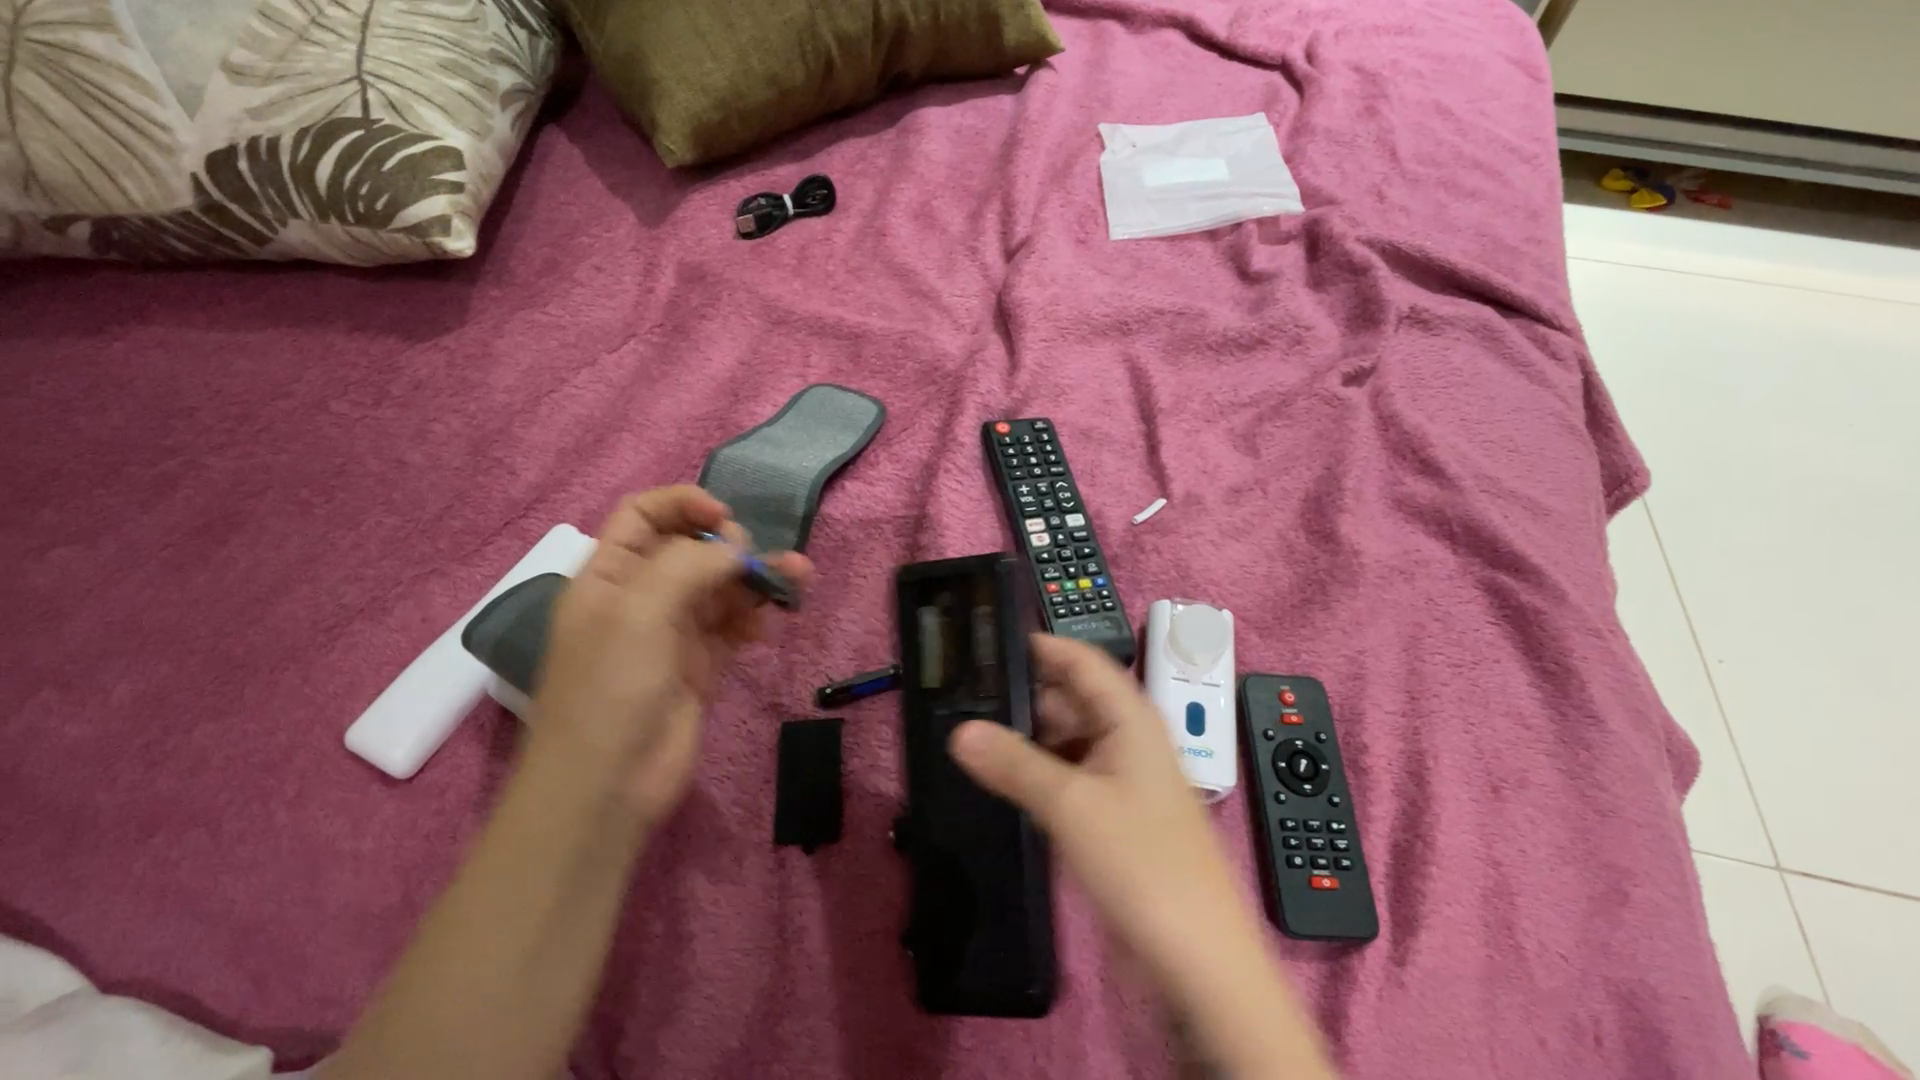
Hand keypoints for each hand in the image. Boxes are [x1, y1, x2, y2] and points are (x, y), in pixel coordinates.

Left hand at [531, 486, 811, 825]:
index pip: (643, 516)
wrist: (607, 786)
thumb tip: (734, 549)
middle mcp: (639, 597)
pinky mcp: (701, 667)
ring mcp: (672, 634)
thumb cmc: (610, 690)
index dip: (682, 504)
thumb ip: (687, 565)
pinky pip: (734, 627)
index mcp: (608, 575)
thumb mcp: (638, 613)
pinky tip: (769, 625)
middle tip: (755, 562)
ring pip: (720, 589)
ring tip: (798, 575)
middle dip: (730, 545)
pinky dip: (754, 618)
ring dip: (755, 579)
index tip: (725, 514)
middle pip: (690, 549)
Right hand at [949, 636, 1334, 1078]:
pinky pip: (1066, 779)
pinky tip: (997, 781)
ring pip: (1065, 742)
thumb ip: (1013, 763)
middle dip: (1021, 696)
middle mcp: (1126, 741)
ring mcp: (1119, 782)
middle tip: (959, 696)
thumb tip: (960, 730)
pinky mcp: (1110, 819)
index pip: (1080, 660)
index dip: (1037, 646)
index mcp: (1131, 719)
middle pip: (1070, 699)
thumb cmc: (1144, 865)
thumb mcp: (1071, 806)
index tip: (983, 643)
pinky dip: (1035, 775)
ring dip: (1024, 739)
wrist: (1196, 958)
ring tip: (966, 736)